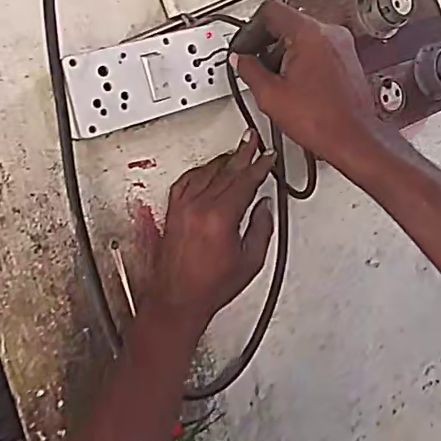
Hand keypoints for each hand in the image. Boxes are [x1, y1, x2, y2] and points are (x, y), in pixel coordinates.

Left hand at [139, 133, 276, 334]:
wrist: (177, 300)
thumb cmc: (209, 287)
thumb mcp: (250, 260)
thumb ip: (261, 227)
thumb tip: (263, 206)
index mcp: (220, 217)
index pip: (245, 181)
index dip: (259, 166)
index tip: (268, 157)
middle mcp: (198, 208)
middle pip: (226, 171)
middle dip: (243, 154)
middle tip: (252, 140)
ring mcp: (182, 208)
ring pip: (206, 173)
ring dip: (223, 160)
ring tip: (235, 152)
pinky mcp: (172, 213)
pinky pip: (185, 182)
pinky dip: (199, 172)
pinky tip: (207, 169)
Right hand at [233, 0, 394, 169]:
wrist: (352, 139)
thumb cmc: (322, 121)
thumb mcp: (271, 95)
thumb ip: (249, 70)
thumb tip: (241, 60)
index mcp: (310, 34)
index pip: (272, 11)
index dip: (251, 27)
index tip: (246, 45)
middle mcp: (330, 34)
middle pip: (288, 22)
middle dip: (268, 42)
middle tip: (256, 62)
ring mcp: (342, 46)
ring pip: (304, 35)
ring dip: (285, 52)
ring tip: (276, 78)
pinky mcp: (348, 59)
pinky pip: (318, 48)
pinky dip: (303, 59)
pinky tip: (295, 83)